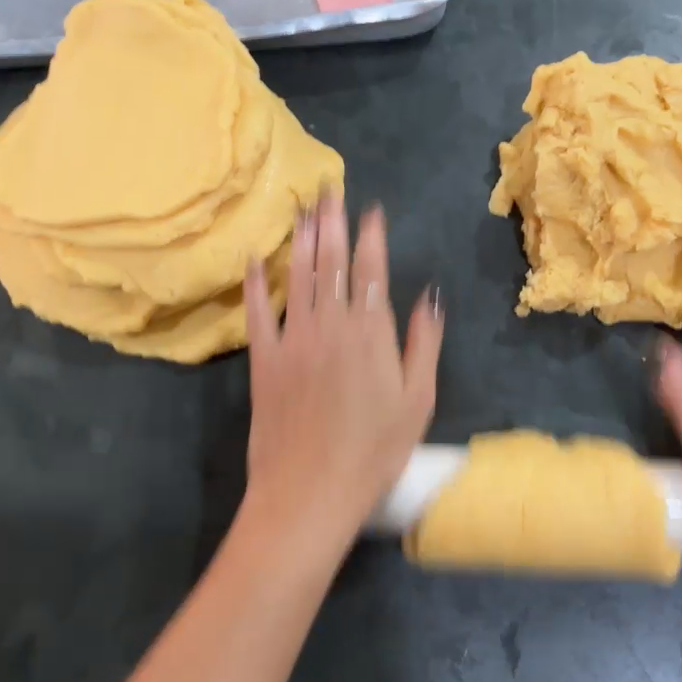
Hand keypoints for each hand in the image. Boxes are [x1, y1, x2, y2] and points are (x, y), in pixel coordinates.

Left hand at [241, 192, 443, 546]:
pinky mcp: (264, 360)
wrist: (310, 492)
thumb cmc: (375, 451)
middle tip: (328, 188)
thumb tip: (429, 295)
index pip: (370, 269)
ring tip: (301, 207)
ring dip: (299, 239)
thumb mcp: (418, 401)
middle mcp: (330, 324)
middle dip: (331, 221)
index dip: (370, 235)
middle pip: (330, 262)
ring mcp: (293, 339)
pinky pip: (258, 312)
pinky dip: (254, 283)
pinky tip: (252, 257)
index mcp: (371, 332)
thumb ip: (423, 343)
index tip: (370, 207)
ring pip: (296, 277)